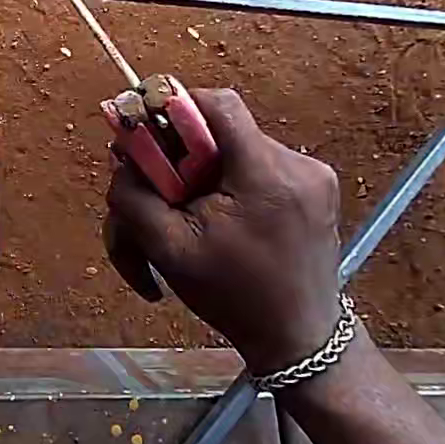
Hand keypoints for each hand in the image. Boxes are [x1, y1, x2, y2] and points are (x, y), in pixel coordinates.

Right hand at [105, 88, 343, 372]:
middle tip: (167, 186)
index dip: (177, 107)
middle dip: (188, 151)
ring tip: (200, 211)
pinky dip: (237, 180)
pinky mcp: (321, 186)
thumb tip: (123, 157)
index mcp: (265, 175)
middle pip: (226, 129)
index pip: (219, 104)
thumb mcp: (169, 252)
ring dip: (212, 169)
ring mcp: (315, 174)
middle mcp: (298, 164)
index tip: (151, 131)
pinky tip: (230, 216)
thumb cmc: (232, 298)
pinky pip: (264, 163)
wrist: (300, 338)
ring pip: (243, 146)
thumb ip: (135, 197)